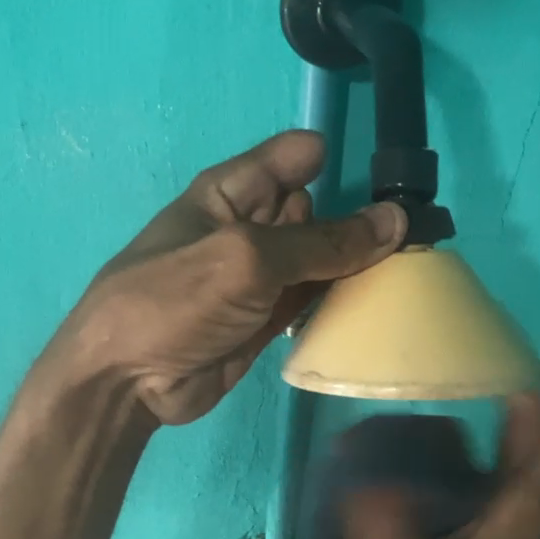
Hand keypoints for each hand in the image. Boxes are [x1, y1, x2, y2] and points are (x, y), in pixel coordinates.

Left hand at [49, 130, 405, 425]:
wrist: (126, 382)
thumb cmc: (174, 299)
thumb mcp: (247, 259)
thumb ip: (322, 241)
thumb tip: (396, 219)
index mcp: (232, 191)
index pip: (295, 156)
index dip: (340, 162)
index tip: (389, 185)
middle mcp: (248, 226)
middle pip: (318, 208)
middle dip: (358, 220)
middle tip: (413, 242)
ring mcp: (259, 276)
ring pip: (323, 258)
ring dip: (358, 266)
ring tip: (412, 275)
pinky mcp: (268, 320)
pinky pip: (315, 299)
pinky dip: (342, 302)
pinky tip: (381, 306)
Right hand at [336, 319, 539, 538]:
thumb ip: (385, 520)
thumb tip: (375, 464)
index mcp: (518, 523)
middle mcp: (519, 521)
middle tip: (514, 332)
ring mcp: (496, 534)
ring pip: (512, 456)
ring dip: (498, 415)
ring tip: (450, 379)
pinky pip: (477, 476)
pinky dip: (460, 445)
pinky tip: (411, 438)